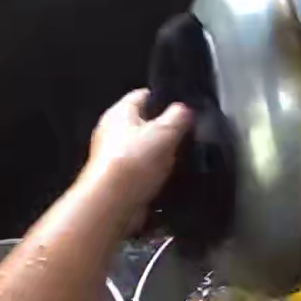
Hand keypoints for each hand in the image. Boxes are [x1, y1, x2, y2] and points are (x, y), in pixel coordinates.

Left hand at [83, 89, 191, 210]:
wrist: (112, 205)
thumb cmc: (135, 160)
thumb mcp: (165, 131)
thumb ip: (179, 116)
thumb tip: (185, 110)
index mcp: (119, 112)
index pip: (144, 95)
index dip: (166, 99)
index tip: (186, 109)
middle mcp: (112, 131)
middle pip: (145, 124)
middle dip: (166, 130)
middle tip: (188, 137)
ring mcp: (114, 158)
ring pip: (145, 150)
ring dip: (162, 156)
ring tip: (184, 160)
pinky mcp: (118, 181)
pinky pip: (142, 172)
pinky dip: (155, 176)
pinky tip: (171, 180)